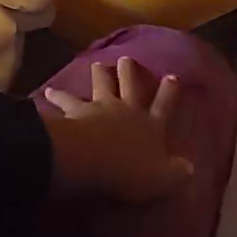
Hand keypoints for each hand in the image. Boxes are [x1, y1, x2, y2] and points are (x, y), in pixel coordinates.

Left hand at [40, 57, 194, 201]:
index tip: (172, 76)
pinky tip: (47, 91)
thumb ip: (177, 171)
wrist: (98, 159)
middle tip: (126, 58)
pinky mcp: (77, 110)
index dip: (169, 93)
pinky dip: (56, 96)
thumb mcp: (165, 178)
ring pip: (101, 85)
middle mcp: (127, 111)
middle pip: (130, 86)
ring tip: (96, 64)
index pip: (164, 107)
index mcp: (152, 126)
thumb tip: (189, 166)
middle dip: (129, 72)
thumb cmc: (134, 172)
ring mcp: (101, 107)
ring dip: (99, 74)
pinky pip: (65, 100)